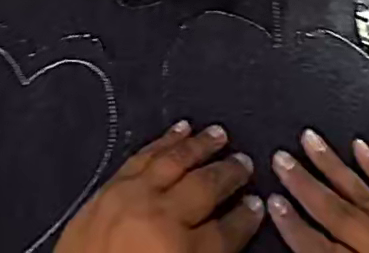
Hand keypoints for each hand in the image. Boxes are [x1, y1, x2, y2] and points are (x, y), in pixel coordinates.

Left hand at [55, 120, 265, 252]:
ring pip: (176, 161)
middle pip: (205, 188)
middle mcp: (160, 217)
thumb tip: (224, 237)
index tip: (258, 204)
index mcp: (178, 252)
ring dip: (201, 146)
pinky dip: (164, 140)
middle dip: (229, 175)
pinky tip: (180, 129)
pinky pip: (144, 155)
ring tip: (220, 134)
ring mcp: (133, 196)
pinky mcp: (110, 187)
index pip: (225, 232)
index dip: (245, 218)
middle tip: (245, 162)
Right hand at [266, 130, 368, 252]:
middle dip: (305, 185)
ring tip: (311, 138)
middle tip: (280, 157)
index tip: (272, 202)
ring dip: (334, 164)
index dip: (293, 226)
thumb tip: (310, 250)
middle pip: (337, 213)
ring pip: (363, 192)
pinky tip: (360, 147)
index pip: (320, 250)